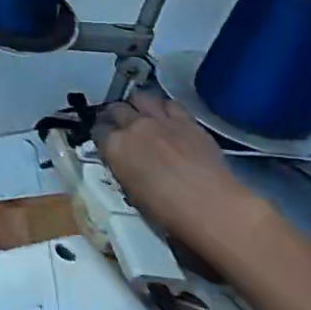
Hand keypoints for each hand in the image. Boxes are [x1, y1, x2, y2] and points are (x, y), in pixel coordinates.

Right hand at [96, 90, 262, 249]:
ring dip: (138, 105)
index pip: (99, 131)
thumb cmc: (167, 212)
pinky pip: (171, 105)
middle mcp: (134, 127)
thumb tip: (125, 164)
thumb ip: (123, 169)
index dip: (102, 136)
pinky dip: (165, 108)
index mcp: (115, 147)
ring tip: (141, 114)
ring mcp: (161, 121)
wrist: (212, 207)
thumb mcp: (131, 192)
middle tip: (120, 125)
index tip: (106, 141)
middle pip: (117, 109)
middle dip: (116, 115)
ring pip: (141, 98)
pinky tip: (168, 117)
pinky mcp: (188, 121)